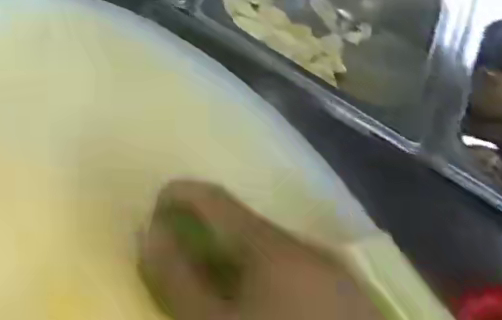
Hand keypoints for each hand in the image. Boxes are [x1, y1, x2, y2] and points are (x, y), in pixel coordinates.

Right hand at [138, 180, 382, 319]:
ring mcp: (350, 292)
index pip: (206, 194)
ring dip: (238, 274)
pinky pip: (304, 290)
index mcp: (278, 248)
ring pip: (273, 260)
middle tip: (182, 282)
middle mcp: (316, 255)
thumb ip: (174, 276)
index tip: (150, 237)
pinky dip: (272, 297)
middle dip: (204, 244)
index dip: (168, 203)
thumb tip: (152, 232)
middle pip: (241, 227)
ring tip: (222, 310)